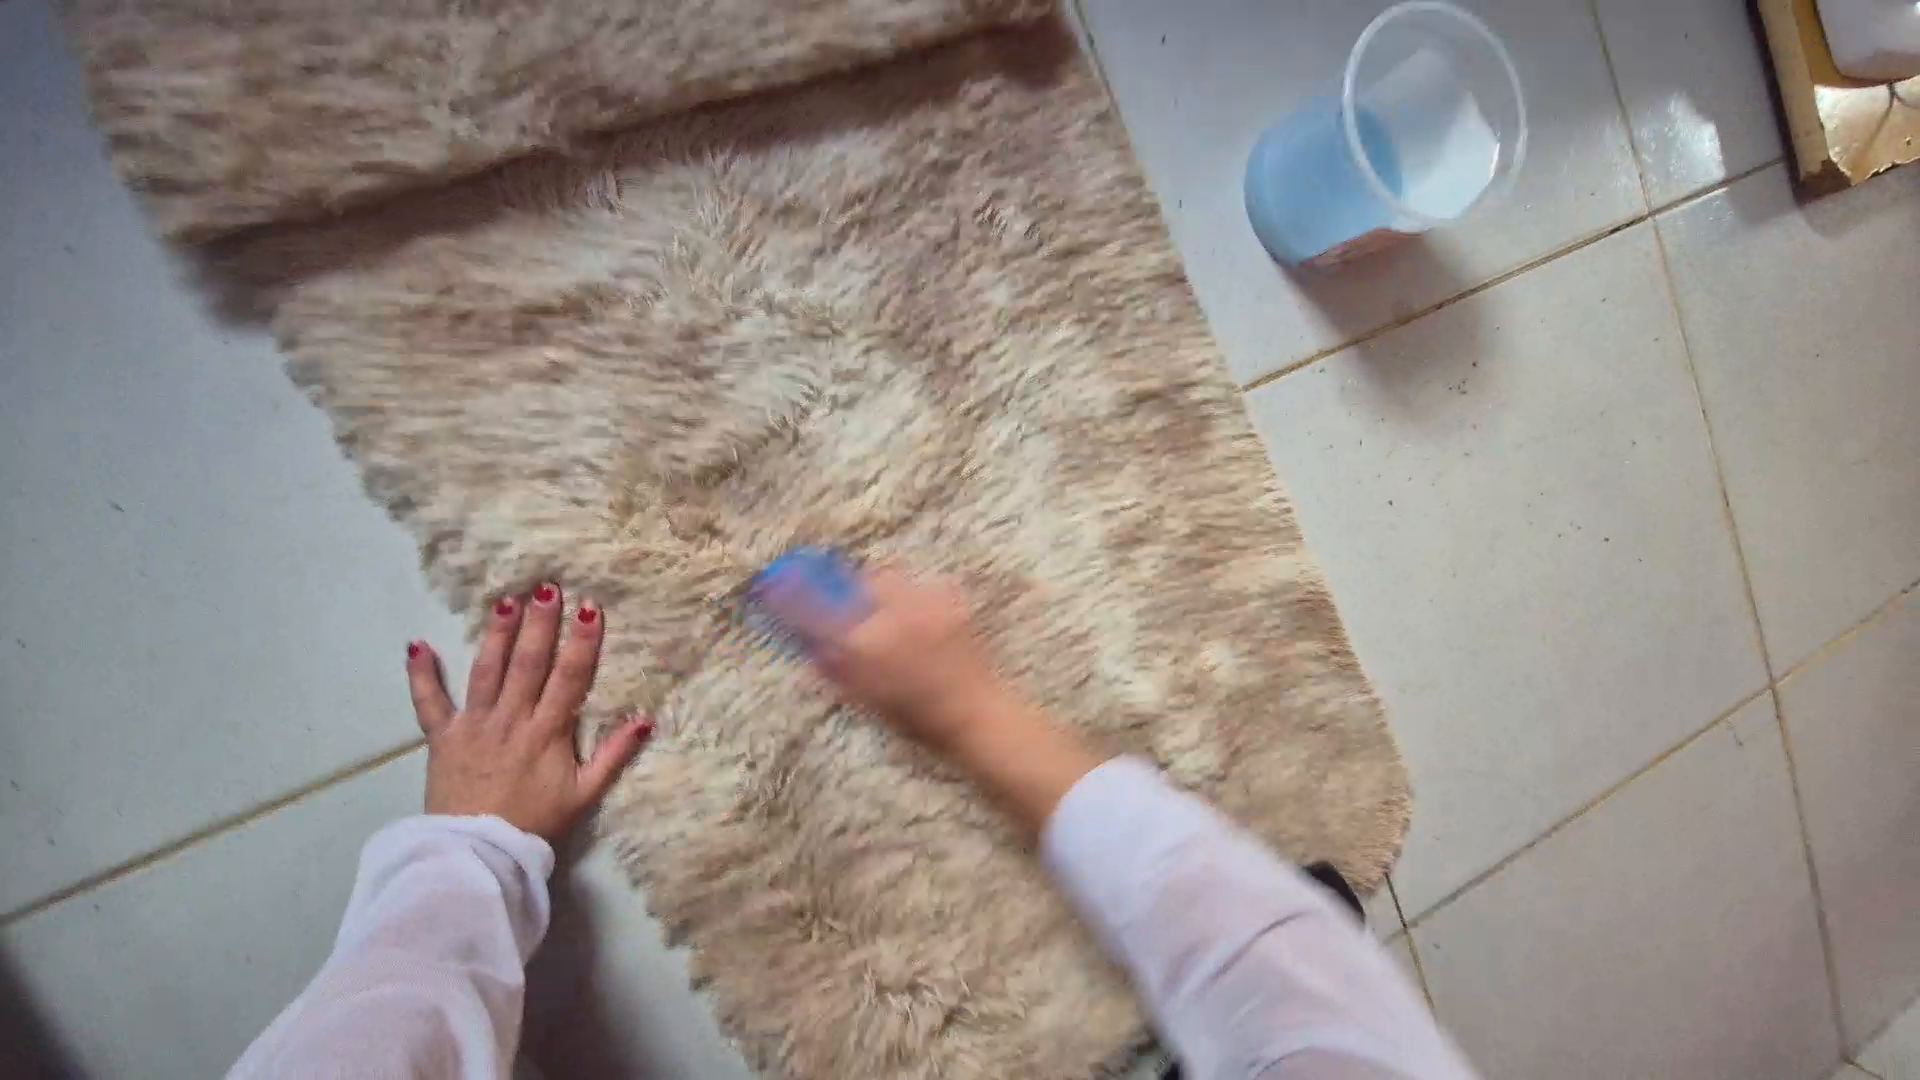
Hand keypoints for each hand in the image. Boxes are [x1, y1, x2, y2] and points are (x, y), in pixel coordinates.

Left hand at [405, 584, 652, 842]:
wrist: (478, 856)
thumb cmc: (537, 823)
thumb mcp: (586, 793)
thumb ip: (615, 755)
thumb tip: (646, 720)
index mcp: (548, 731)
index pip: (569, 677)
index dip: (582, 642)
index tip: (590, 609)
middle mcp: (512, 720)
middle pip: (528, 664)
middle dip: (539, 624)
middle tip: (546, 588)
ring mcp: (474, 726)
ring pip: (486, 671)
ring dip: (495, 634)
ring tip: (505, 600)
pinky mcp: (442, 739)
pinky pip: (428, 703)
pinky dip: (421, 675)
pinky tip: (416, 645)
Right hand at [765, 564, 1101, 836]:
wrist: (976, 714)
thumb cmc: (917, 718)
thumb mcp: (864, 698)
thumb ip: (832, 667)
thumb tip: (808, 645)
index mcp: (863, 645)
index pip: (813, 610)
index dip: (789, 594)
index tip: (774, 581)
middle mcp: (890, 616)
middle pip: (858, 581)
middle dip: (855, 592)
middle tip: (862, 612)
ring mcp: (924, 603)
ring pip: (890, 577)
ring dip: (886, 593)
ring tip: (900, 620)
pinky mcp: (951, 599)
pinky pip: (924, 584)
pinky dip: (919, 598)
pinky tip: (925, 623)